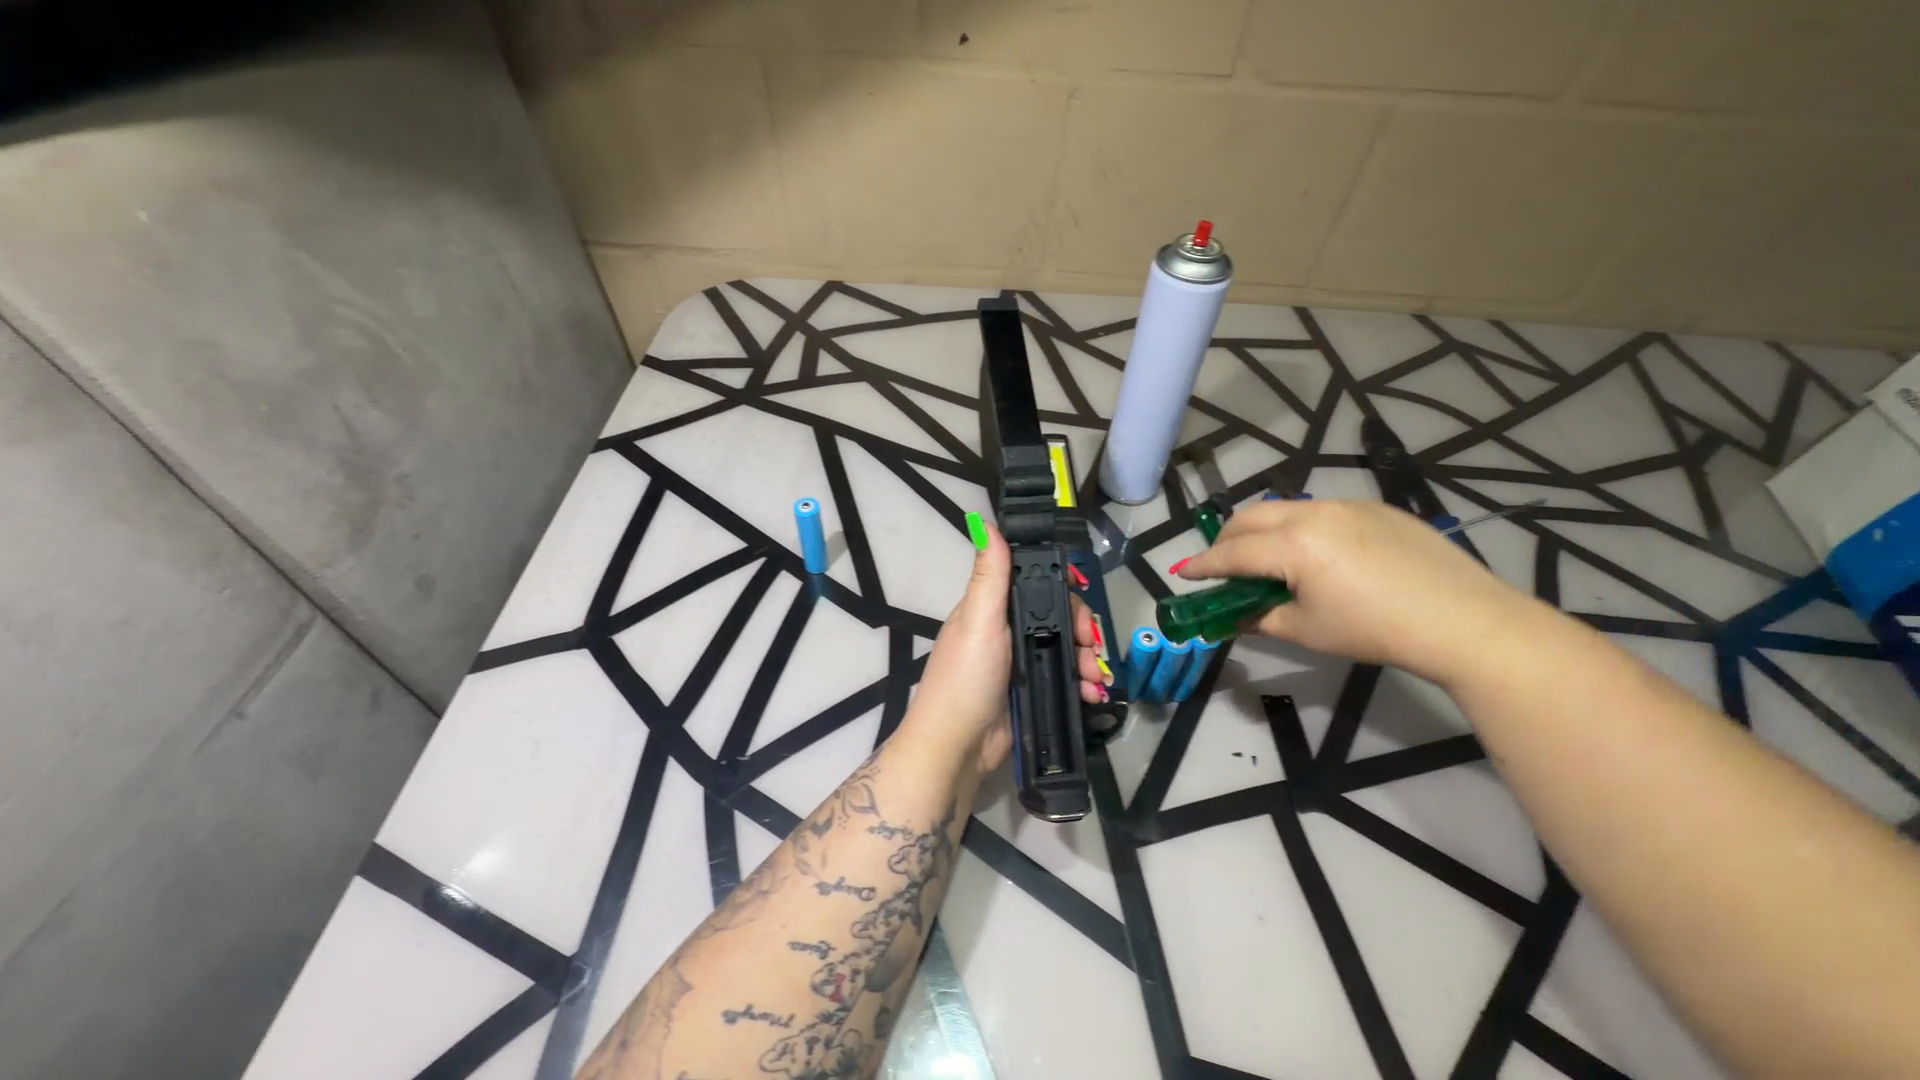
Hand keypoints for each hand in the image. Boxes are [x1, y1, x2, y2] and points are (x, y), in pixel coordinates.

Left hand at [907, 523, 1106, 772]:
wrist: (958, 745)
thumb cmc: (965, 677)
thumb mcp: (978, 621)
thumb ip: (990, 576)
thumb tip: (986, 522)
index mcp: (993, 609)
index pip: (1038, 585)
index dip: (1064, 591)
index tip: (1079, 607)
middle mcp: (1008, 632)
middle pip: (1060, 618)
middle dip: (1084, 631)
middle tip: (1092, 648)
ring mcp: (1022, 664)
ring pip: (1068, 648)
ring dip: (1088, 660)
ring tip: (1094, 679)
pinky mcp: (1033, 691)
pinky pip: (1066, 678)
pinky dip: (1083, 684)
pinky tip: (1091, 694)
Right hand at [1176, 498, 1531, 685]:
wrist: (1464, 620)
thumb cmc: (1376, 630)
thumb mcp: (1309, 631)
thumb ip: (1263, 618)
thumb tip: (1237, 617)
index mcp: (1293, 545)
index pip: (1233, 552)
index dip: (1204, 564)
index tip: (1184, 572)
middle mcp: (1315, 513)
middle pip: (1253, 517)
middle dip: (1228, 538)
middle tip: (1220, 565)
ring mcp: (1349, 505)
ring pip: (1287, 509)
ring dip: (1264, 530)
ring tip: (1266, 559)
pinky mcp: (1377, 508)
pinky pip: (1322, 512)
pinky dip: (1301, 528)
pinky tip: (1317, 556)